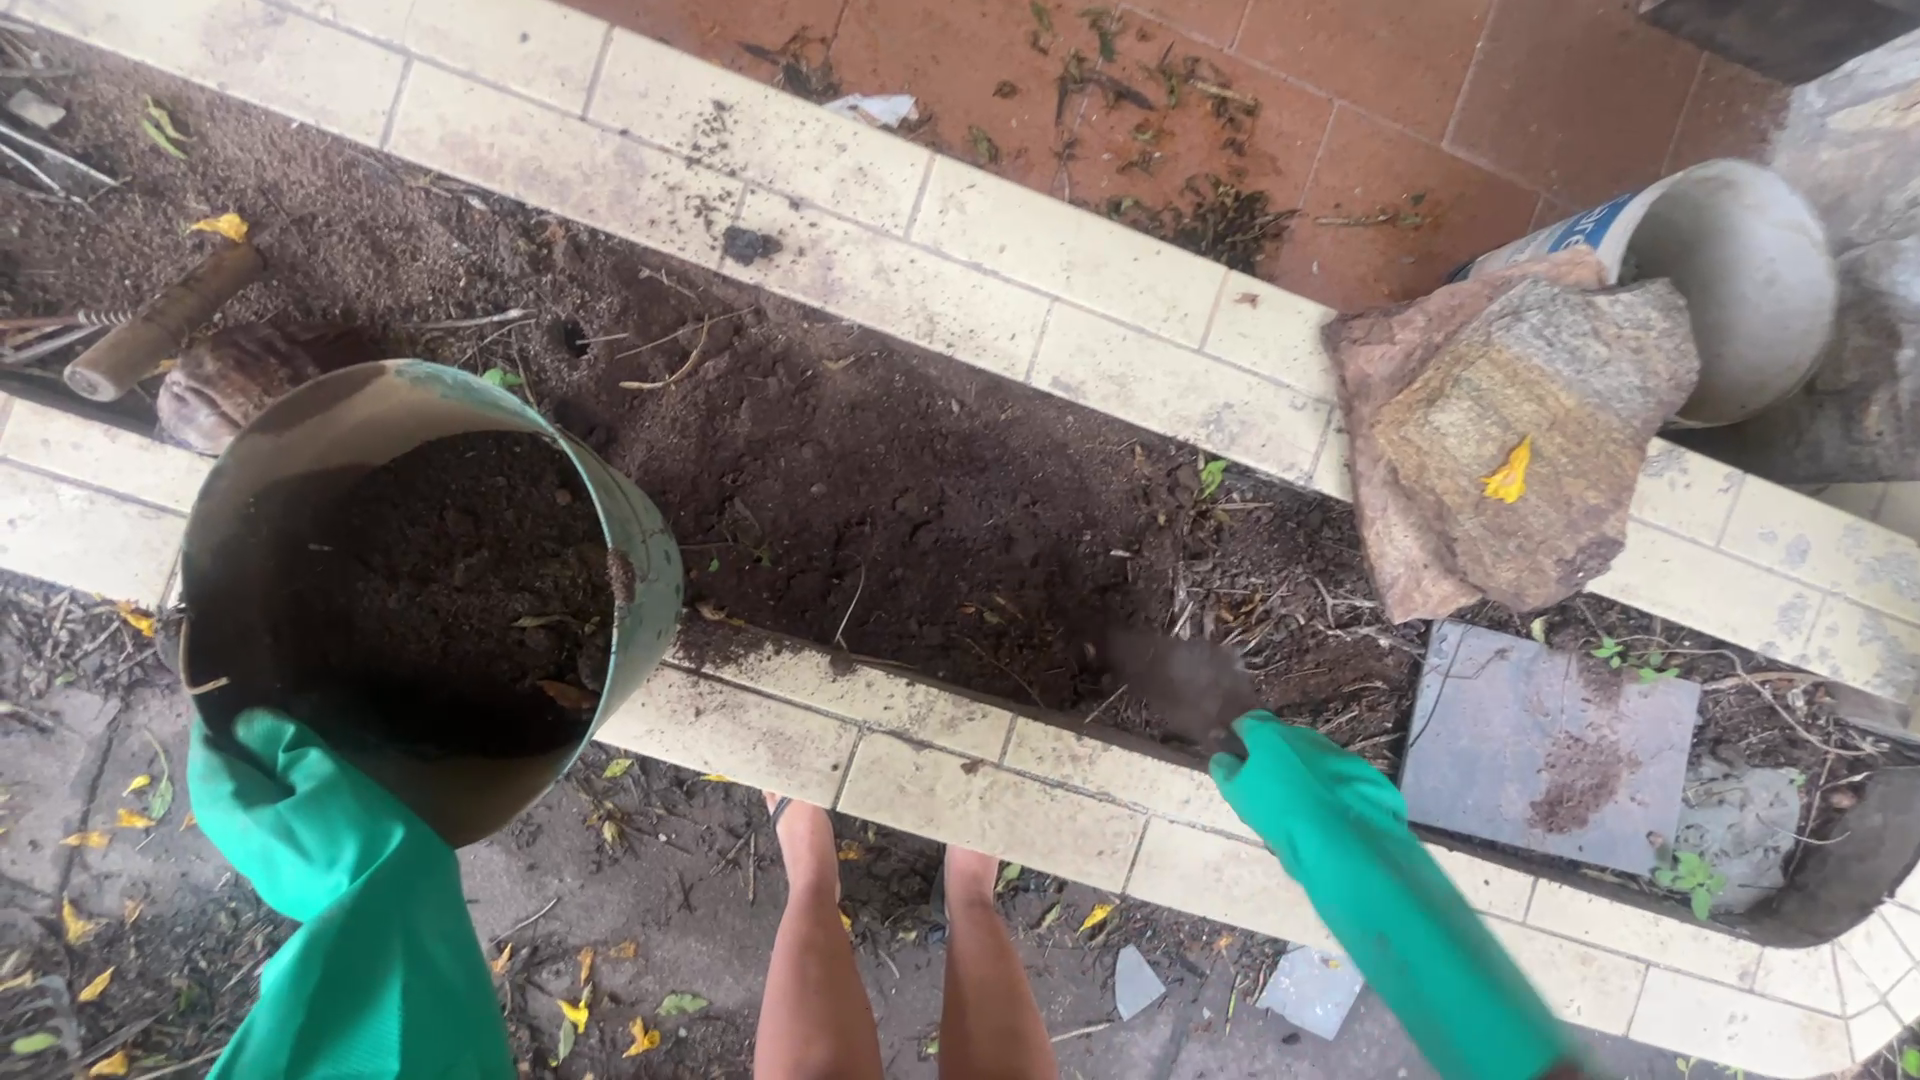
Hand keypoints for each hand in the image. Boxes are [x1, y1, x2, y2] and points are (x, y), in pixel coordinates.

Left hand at [189, 707, 434, 920]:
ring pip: (248, 810)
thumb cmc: (359, 831)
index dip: (216, 728)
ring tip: (289, 750)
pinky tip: (308, 792)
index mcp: (236, 814)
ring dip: (260, 778)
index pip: (209, 763)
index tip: (232, 696)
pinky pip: (272, 826)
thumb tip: (249, 722)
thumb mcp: (332, 777)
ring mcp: (263, 865)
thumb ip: (290, 748)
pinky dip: (278, 799)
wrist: (391, 903)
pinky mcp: (292, 876)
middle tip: (265, 718)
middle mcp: (237, 842)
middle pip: (223, 790)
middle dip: (237, 753)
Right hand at [1209, 710, 1410, 859]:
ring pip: (1311, 757)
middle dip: (1273, 755)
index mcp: (1269, 734)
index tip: (1234, 755)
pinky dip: (1331, 789)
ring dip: (1303, 771)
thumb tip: (1223, 757)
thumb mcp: (1238, 795)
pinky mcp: (1365, 775)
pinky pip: (1339, 777)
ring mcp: (1337, 753)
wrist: (1346, 844)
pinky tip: (1330, 814)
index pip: (1247, 721)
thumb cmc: (1279, 814)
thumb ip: (1225, 770)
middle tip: (1267, 784)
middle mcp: (1304, 735)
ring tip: (1300, 804)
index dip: (1239, 737)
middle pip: (1281, 738)